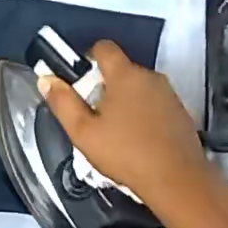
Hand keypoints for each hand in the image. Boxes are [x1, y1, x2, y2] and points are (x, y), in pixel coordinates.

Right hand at [37, 40, 218, 207]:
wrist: (175, 179)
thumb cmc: (125, 154)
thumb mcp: (83, 132)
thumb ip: (63, 103)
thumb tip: (46, 80)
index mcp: (125, 75)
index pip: (104, 48)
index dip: (86, 59)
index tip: (78, 83)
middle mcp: (150, 76)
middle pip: (120, 70)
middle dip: (104, 88)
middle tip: (92, 118)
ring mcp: (169, 94)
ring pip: (137, 88)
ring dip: (123, 102)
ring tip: (114, 134)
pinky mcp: (180, 111)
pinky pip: (153, 104)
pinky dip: (142, 115)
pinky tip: (136, 141)